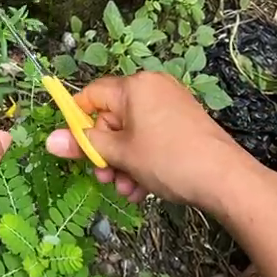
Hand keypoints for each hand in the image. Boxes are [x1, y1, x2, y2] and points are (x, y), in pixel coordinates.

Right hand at [44, 71, 252, 209]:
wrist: (227, 179)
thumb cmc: (168, 160)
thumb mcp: (120, 155)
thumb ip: (84, 145)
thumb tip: (49, 140)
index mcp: (134, 85)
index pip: (91, 95)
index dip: (78, 122)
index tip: (74, 149)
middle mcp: (152, 86)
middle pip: (112, 116)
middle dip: (105, 151)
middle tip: (104, 178)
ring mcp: (171, 103)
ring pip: (132, 131)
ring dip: (123, 162)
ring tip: (126, 190)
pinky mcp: (184, 121)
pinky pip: (151, 135)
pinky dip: (143, 159)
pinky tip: (143, 189)